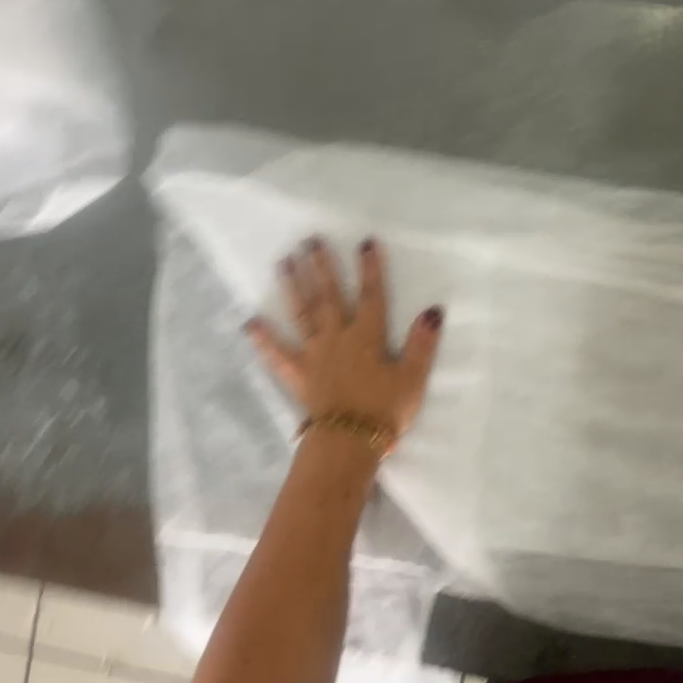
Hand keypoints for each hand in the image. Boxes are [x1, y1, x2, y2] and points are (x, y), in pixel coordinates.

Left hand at [245, 236, 442, 438]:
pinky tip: (249, 323)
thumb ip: (422, 345)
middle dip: (321, 267)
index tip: (365, 242)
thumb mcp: (413, 379)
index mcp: (368, 337)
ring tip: (284, 262)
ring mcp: (314, 356)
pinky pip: (278, 355)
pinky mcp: (299, 376)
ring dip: (294, 288)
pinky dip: (263, 339)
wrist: (348, 442)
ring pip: (303, 315)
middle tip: (310, 240)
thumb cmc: (384, 412)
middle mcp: (338, 338)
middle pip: (330, 297)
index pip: (372, 297)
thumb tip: (433, 311)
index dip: (371, 269)